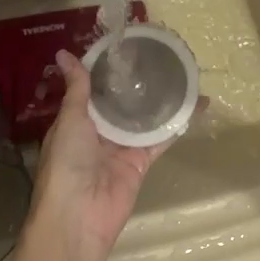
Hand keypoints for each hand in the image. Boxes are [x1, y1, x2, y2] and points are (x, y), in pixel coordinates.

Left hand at [30, 49, 180, 257]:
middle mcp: (99, 131)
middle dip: (138, 82)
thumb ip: (77, 88)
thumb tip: (64, 53)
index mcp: (77, 119)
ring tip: (184, 73)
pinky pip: (160, 138)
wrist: (78, 216)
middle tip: (161, 53)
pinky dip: (177, 123)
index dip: (109, 69)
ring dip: (162, 99)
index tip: (127, 44)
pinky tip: (195, 105)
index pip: (94, 88)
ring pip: (144, 117)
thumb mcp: (70, 119)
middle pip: (122, 101)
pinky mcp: (141, 161)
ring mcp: (121, 146)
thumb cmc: (67, 162)